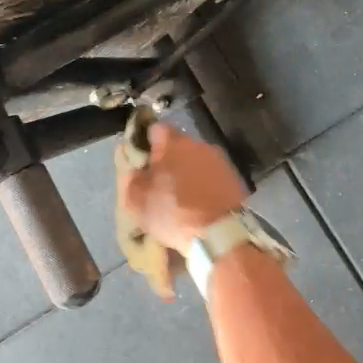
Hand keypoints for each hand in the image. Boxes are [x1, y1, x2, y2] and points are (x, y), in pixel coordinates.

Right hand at [121, 123, 247, 251]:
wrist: (221, 234)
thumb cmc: (174, 212)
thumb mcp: (137, 199)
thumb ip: (129, 175)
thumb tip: (128, 159)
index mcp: (174, 142)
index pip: (155, 128)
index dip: (145, 142)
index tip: (140, 160)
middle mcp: (199, 144)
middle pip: (178, 145)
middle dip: (168, 160)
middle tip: (158, 182)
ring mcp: (220, 160)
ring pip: (196, 161)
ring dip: (187, 173)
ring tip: (179, 196)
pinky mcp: (234, 178)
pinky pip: (211, 176)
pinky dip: (203, 185)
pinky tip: (198, 204)